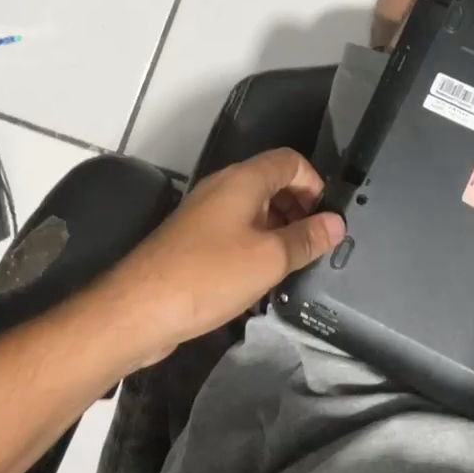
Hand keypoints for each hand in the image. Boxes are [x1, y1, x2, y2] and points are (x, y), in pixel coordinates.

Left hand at [97, 148, 345, 365]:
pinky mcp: (192, 240)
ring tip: (293, 263)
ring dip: (278, 228)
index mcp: (243, 180)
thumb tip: (337, 223)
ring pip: (254, 208)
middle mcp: (223, 187)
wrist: (136, 311)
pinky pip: (235, 229)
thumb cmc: (208, 276)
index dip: (315, 184)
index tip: (326, 219)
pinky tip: (261, 277)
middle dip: (299, 207)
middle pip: (273, 182)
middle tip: (314, 243)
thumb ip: (306, 239)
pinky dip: (255, 244)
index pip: (291, 161)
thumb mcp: (268, 259)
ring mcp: (205, 213)